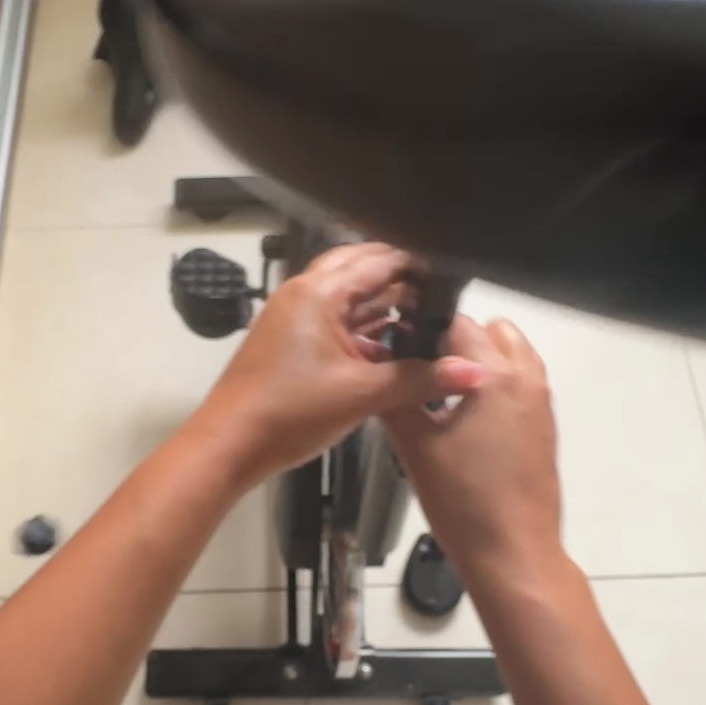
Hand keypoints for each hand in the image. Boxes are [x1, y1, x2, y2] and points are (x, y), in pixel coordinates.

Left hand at [193, 242, 485, 485]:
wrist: (229, 445)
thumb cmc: (291, 412)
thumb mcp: (363, 394)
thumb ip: (421, 379)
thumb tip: (476, 373)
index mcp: (318, 292)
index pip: (379, 259)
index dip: (418, 265)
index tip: (454, 277)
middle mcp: (303, 293)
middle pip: (360, 270)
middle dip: (400, 281)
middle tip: (439, 299)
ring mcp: (292, 318)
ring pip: (346, 298)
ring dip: (381, 306)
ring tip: (424, 322)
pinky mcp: (289, 342)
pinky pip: (332, 322)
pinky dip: (361, 330)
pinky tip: (390, 349)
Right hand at [381, 316, 562, 581]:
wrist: (512, 552)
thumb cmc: (461, 500)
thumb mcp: (415, 446)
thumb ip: (395, 396)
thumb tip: (377, 364)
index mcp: (494, 375)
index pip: (455, 323)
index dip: (421, 331)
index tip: (397, 351)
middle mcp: (525, 377)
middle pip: (490, 331)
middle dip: (454, 343)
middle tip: (421, 374)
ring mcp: (540, 402)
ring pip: (512, 353)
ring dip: (481, 360)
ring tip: (445, 394)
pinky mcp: (544, 426)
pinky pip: (521, 382)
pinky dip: (496, 384)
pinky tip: (466, 420)